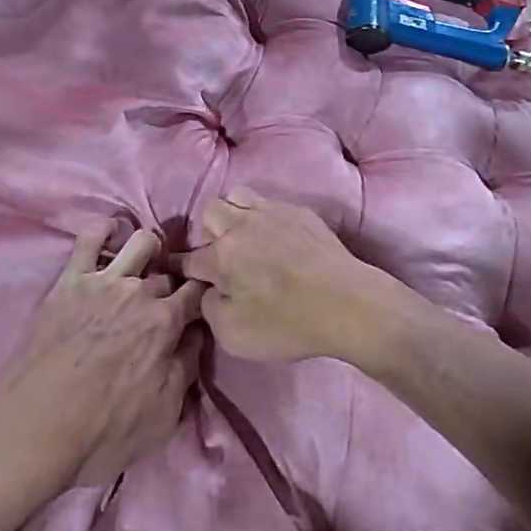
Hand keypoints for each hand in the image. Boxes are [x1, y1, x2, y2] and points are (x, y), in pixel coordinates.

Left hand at [0, 225, 203, 487]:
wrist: (29, 433)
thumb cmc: (100, 433)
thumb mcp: (163, 418)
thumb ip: (188, 370)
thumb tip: (198, 337)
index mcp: (166, 323)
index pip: (198, 292)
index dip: (204, 295)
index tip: (201, 304)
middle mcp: (140, 292)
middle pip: (169, 273)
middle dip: (173, 282)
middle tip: (166, 300)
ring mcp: (103, 280)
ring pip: (141, 241)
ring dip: (150, 251)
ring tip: (143, 267)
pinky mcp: (69, 280)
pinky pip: (90, 237)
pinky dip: (105, 230)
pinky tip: (110, 238)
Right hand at [181, 189, 419, 364]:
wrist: (346, 302)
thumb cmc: (287, 323)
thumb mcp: (233, 334)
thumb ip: (210, 308)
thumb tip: (209, 290)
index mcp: (222, 254)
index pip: (190, 258)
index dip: (185, 271)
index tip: (188, 278)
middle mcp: (243, 223)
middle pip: (211, 212)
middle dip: (208, 233)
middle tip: (222, 258)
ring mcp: (273, 211)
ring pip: (238, 195)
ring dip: (234, 215)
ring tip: (245, 239)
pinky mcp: (300, 211)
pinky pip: (269, 203)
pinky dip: (264, 217)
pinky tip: (276, 239)